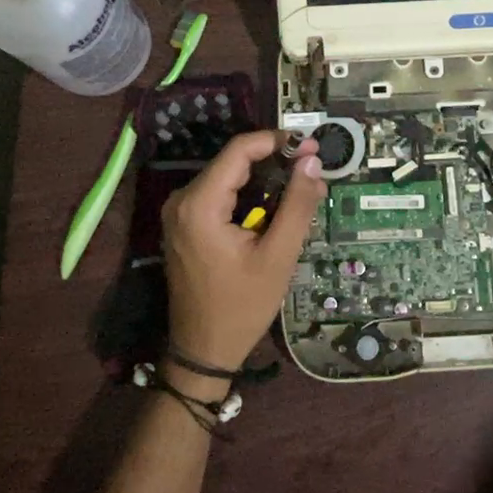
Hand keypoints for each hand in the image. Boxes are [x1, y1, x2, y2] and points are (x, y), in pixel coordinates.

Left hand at [162, 130, 326, 369]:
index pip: (239, 150)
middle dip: (275, 161)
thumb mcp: (278, 256)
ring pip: (228, 177)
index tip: (312, 147)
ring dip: (264, 178)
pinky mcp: (185, 224)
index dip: (277, 141)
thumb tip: (312, 162)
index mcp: (199, 204)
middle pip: (233, 162)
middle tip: (312, 170)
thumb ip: (297, 205)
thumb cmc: (241, 307)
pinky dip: (249, 194)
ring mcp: (179, 212)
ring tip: (301, 189)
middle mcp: (182, 200)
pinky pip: (220, 195)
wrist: (202, 351)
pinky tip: (276, 207)